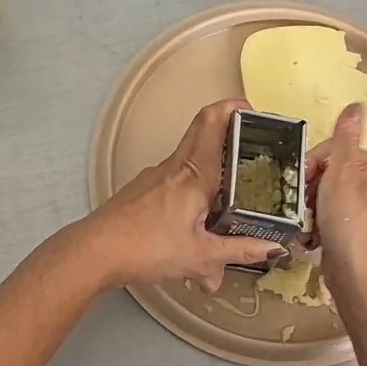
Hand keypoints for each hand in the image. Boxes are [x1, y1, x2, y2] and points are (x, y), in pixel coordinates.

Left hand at [74, 99, 285, 292]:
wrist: (94, 252)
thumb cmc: (146, 249)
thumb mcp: (200, 257)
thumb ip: (239, 251)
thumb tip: (272, 250)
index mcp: (194, 173)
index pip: (214, 121)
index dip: (235, 108)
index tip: (255, 113)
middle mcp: (174, 166)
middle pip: (203, 130)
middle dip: (229, 132)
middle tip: (255, 148)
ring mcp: (155, 175)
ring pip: (190, 158)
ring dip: (212, 166)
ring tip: (233, 195)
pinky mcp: (142, 189)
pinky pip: (174, 178)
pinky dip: (192, 188)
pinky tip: (198, 220)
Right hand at [308, 103, 366, 297]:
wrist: (358, 279)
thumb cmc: (351, 227)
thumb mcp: (343, 176)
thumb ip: (344, 140)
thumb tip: (356, 105)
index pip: (333, 150)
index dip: (313, 164)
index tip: (304, 182)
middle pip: (325, 174)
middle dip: (309, 190)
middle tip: (305, 207)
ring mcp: (360, 211)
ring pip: (320, 197)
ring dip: (308, 211)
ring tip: (308, 225)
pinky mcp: (348, 231)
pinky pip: (322, 218)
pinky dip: (313, 226)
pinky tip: (311, 237)